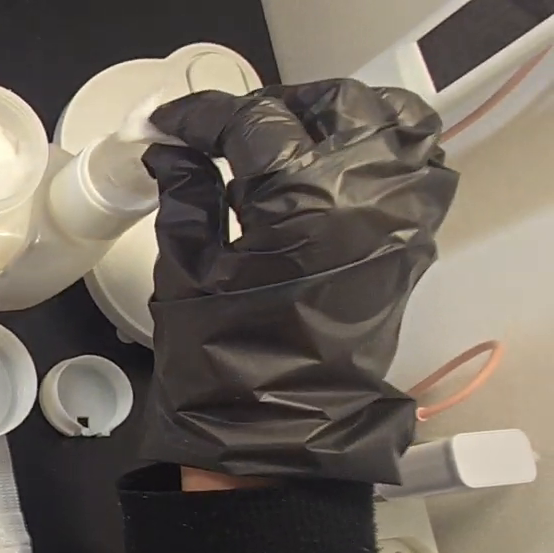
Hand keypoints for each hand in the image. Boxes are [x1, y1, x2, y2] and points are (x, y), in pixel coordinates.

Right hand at [141, 79, 457, 483]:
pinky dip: (369, 141)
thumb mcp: (185, 276)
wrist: (275, 420)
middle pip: (328, 106)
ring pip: (385, 117)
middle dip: (264, 110)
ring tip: (270, 139)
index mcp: (303, 205)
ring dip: (324, 116)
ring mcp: (404, 207)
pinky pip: (412, 154)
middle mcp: (370, 192)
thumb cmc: (221, 361)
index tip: (165, 123)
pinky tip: (322, 163)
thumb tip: (173, 152)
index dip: (203, 117)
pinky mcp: (413, 227)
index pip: (255, 125)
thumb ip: (184, 200)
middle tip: (212, 132)